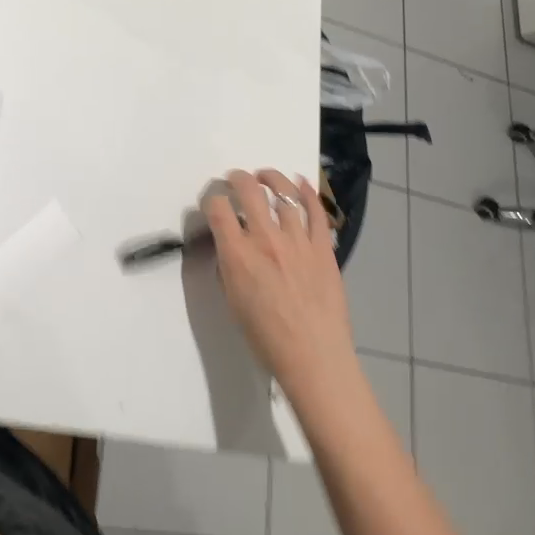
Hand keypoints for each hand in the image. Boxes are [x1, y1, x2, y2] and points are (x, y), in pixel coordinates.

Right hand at [204, 170, 355, 403]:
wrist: (314, 358)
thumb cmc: (266, 339)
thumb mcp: (233, 301)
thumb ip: (230, 267)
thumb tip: (231, 247)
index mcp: (238, 255)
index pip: (218, 209)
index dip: (212, 200)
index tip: (214, 205)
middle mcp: (266, 240)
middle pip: (249, 190)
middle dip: (238, 179)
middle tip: (236, 180)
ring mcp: (298, 241)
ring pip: (283, 194)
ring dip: (271, 179)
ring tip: (266, 177)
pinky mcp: (323, 248)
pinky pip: (316, 212)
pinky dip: (307, 192)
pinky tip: (300, 183)